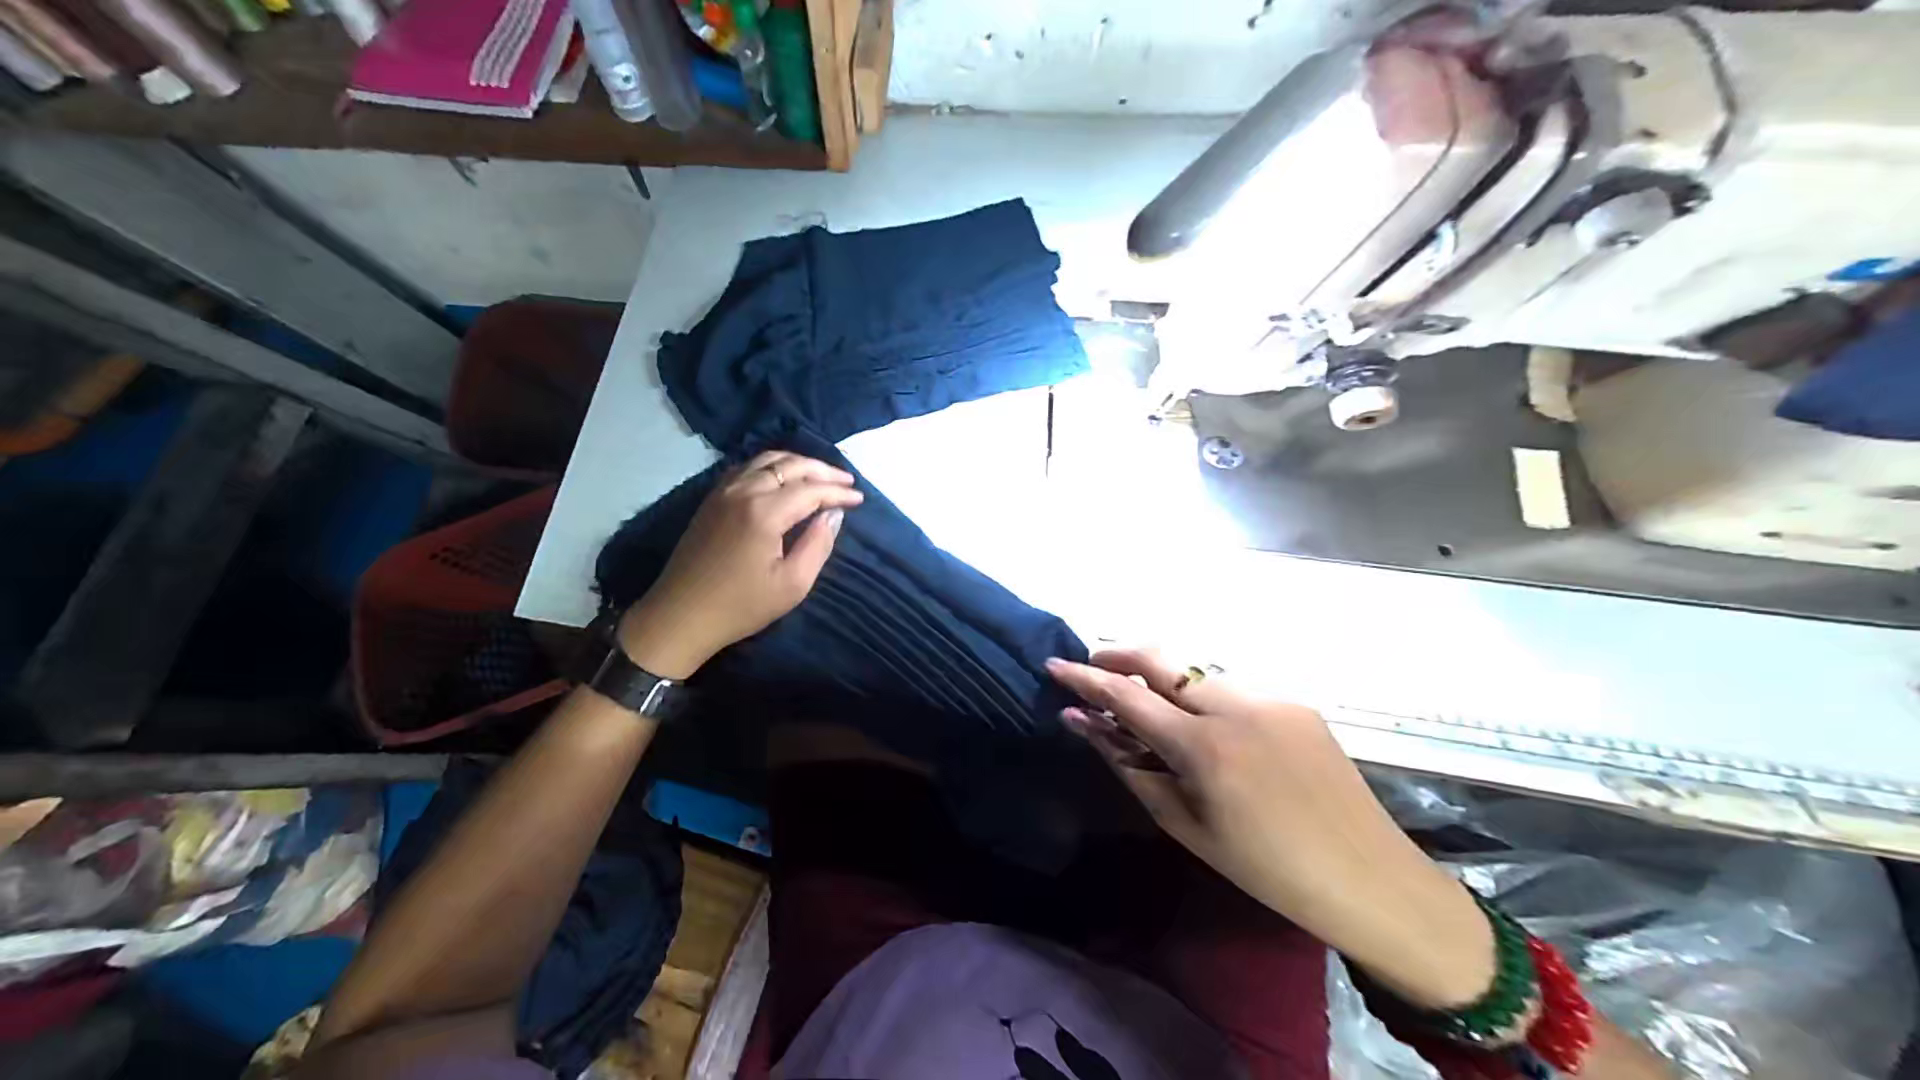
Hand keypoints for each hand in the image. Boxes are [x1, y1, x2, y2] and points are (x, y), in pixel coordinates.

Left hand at [618, 452, 862, 678]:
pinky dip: (772, 466)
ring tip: (820, 475)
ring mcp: (723, 491)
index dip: (838, 492)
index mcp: (764, 512)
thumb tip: (833, 514)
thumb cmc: (741, 606)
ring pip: (766, 460)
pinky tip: (783, 477)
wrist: (680, 616)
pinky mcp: (711, 499)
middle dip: (822, 470)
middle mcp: (743, 491)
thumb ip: (818, 544)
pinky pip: (747, 467)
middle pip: (790, 465)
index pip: (811, 489)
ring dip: (798, 463)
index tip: (860, 498)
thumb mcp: (792, 584)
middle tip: (846, 482)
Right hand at [1046, 650, 1495, 1010]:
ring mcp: (1272, 698)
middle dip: (1120, 654)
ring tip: (1147, 703)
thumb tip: (1080, 723)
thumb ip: (1128, 764)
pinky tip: (1206, 727)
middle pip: (1163, 659)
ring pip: (1198, 671)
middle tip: (1092, 664)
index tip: (1054, 666)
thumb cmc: (1264, 868)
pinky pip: (1234, 689)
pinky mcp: (1296, 703)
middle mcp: (1237, 706)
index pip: (1127, 696)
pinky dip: (1205, 697)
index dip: (1084, 679)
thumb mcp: (1183, 822)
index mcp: (1204, 746)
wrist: (1369, 879)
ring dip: (1164, 678)